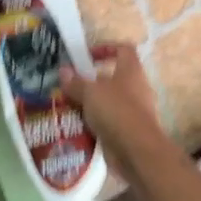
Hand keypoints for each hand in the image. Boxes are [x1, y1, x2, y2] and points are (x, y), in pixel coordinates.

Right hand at [59, 43, 168, 178]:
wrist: (137, 152)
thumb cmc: (116, 111)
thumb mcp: (90, 92)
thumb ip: (76, 82)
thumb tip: (64, 71)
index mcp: (131, 71)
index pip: (124, 50)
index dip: (106, 48)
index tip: (87, 56)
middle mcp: (135, 88)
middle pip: (112, 78)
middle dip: (91, 82)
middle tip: (71, 86)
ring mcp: (133, 111)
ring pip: (108, 102)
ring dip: (90, 104)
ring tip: (68, 106)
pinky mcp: (127, 132)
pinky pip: (108, 122)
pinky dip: (94, 124)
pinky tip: (76, 126)